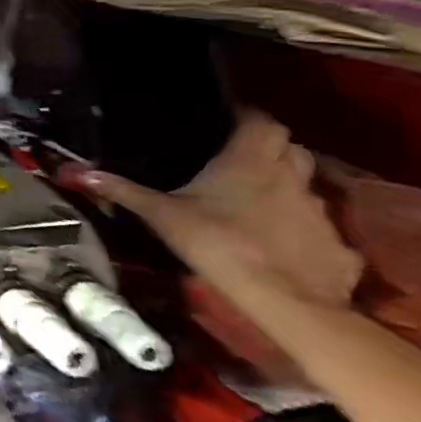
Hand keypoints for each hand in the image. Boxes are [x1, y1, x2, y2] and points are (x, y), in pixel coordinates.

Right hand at [62, 112, 362, 309]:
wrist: (284, 301)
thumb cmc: (217, 242)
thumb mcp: (161, 214)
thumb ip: (123, 190)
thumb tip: (77, 172)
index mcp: (250, 159)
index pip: (264, 121)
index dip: (251, 120)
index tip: (232, 124)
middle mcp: (291, 177)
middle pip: (293, 149)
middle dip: (276, 152)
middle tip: (247, 163)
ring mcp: (322, 214)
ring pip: (310, 191)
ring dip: (291, 194)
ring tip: (264, 208)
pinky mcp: (342, 251)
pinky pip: (328, 236)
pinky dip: (312, 239)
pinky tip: (291, 251)